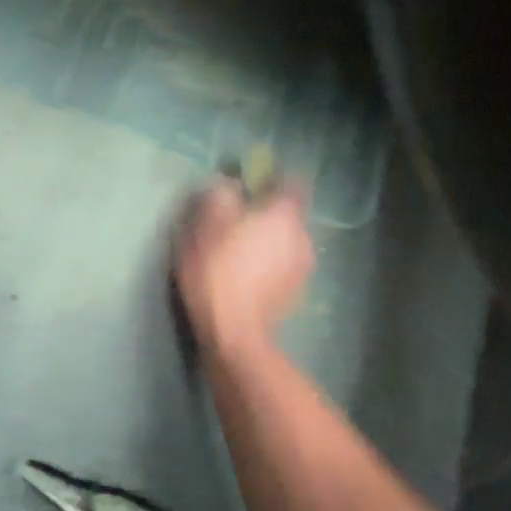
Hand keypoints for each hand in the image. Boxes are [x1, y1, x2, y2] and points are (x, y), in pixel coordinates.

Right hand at [174, 180, 315, 355]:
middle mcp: (302, 235)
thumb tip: (229, 184)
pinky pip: (284, 264)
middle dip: (267, 213)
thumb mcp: (206, 225)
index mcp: (284, 214)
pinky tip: (248, 274)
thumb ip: (220, 196)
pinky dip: (270, 263)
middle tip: (238, 219)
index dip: (273, 180)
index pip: (292, 182)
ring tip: (241, 249)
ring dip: (269, 239)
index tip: (253, 184)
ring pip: (287, 240)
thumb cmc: (217, 271)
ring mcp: (304, 266)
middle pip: (288, 213)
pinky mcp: (297, 291)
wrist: (233, 331)